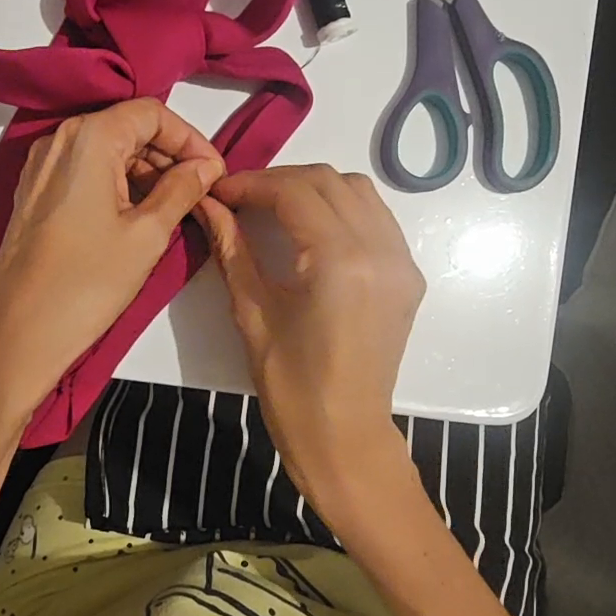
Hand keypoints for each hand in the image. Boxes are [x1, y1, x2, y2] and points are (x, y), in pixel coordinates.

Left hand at [0, 98, 224, 414]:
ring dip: (145, 173)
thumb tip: (205, 167)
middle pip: (127, 128)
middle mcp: (59, 141)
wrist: (20, 331)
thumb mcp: (147, 234)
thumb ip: (181, 190)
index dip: (190, 139)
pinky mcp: (35, 195)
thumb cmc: (86, 283)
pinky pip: (84, 173)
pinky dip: (117, 185)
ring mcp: (41, 168)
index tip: (214, 173)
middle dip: (169, 156)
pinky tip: (138, 217)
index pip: (152, 114)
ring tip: (175, 210)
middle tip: (200, 193)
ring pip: (106, 152)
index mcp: (88, 138)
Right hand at [196, 165, 425, 512]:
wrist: (344, 434)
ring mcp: (401, 262)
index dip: (252, 183)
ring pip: (358, 192)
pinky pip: (376, 219)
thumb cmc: (290, 385)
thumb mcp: (253, 313)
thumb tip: (208, 205)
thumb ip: (232, 250)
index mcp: (340, 261)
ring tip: (273, 208)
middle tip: (240, 199)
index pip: (295, 192)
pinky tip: (311, 230)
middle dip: (279, 181)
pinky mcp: (407, 276)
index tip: (220, 192)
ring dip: (313, 189)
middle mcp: (381, 250)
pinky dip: (341, 209)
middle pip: (328, 181)